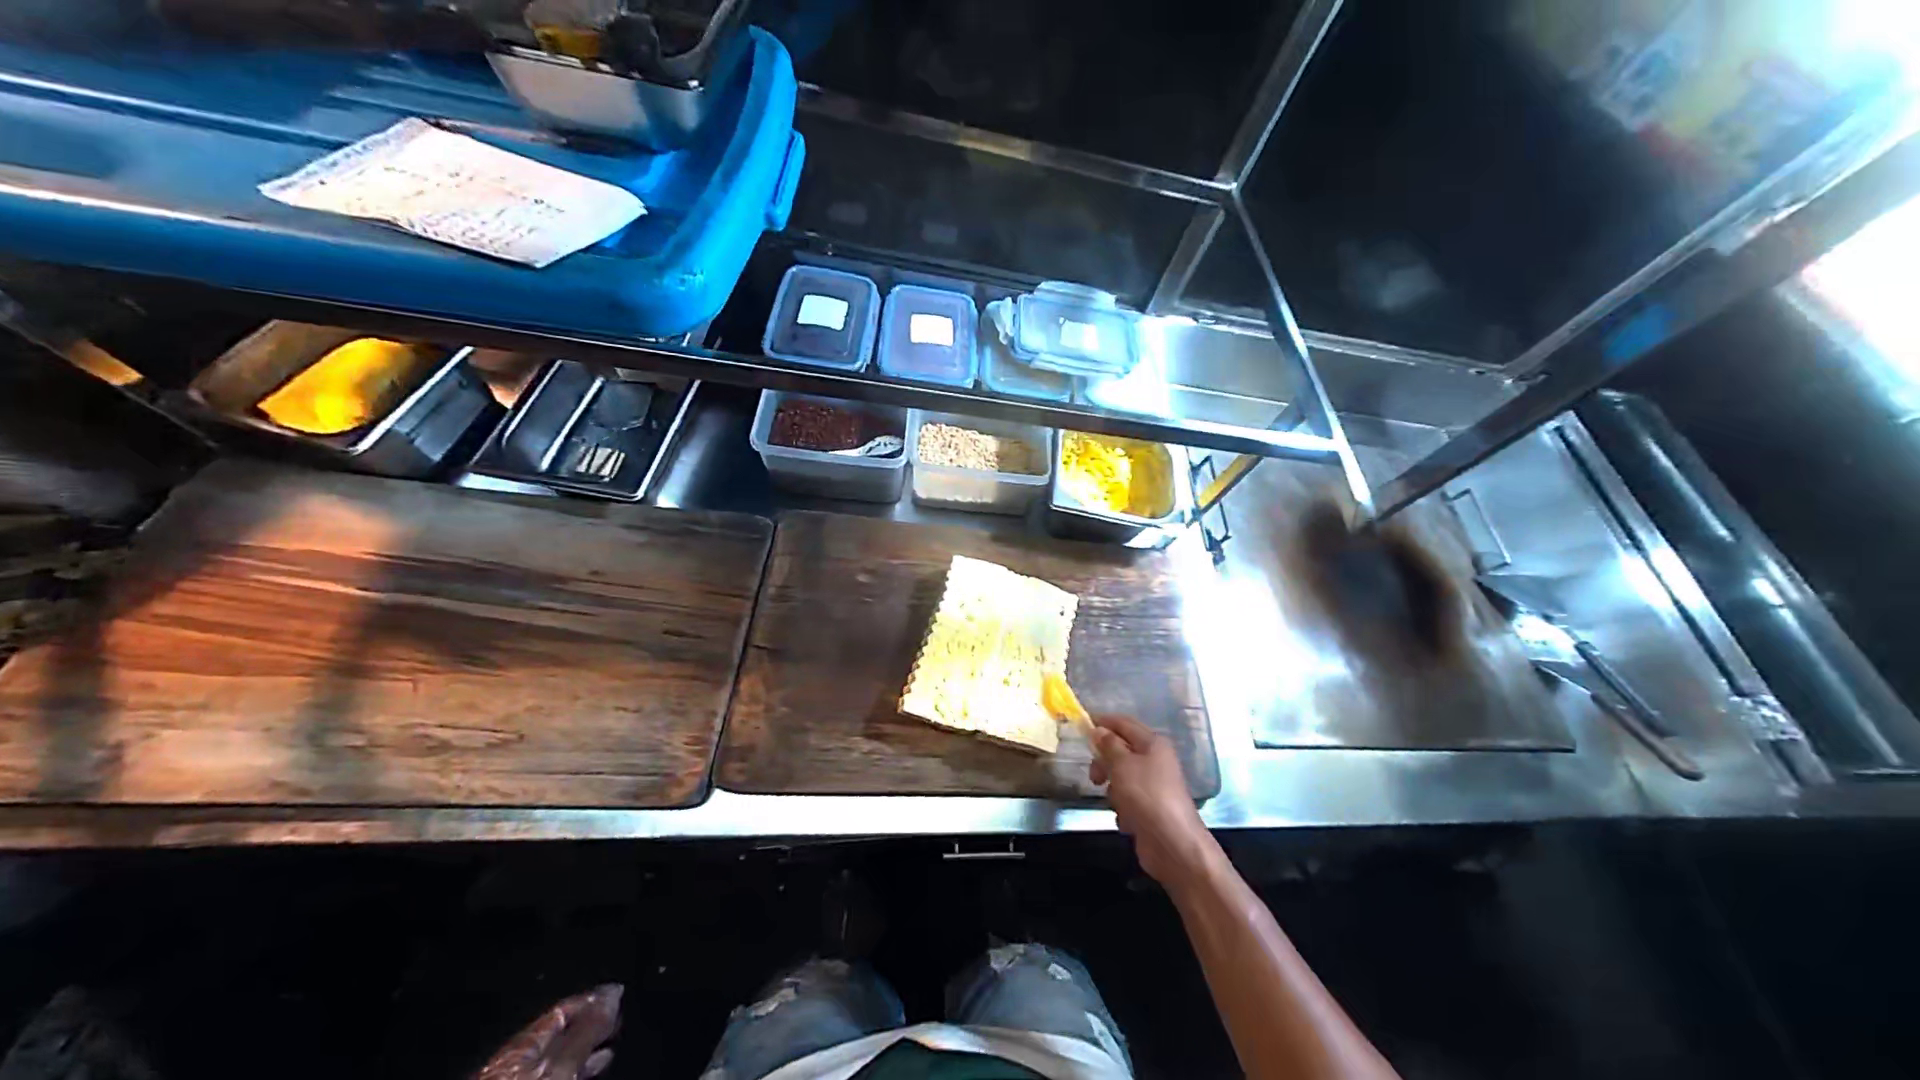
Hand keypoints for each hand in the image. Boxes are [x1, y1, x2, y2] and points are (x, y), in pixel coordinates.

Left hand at [475, 984, 622, 1079]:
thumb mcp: (558, 1071)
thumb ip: (585, 1034)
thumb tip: (611, 995)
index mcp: (521, 1047)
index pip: (560, 1011)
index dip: (591, 1000)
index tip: (617, 994)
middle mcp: (512, 1064)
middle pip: (555, 1036)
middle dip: (588, 1026)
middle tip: (617, 1019)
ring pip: (552, 1063)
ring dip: (581, 1055)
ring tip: (606, 1052)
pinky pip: (551, 1079)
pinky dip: (571, 1075)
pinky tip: (583, 1077)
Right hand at [1089, 715, 1219, 891]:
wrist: (1172, 843)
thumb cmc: (1146, 795)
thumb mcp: (1122, 764)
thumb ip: (1108, 745)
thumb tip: (1099, 729)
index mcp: (1153, 744)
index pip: (1124, 723)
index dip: (1103, 722)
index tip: (1081, 726)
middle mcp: (1155, 761)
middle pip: (1121, 751)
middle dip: (1104, 762)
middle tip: (1094, 777)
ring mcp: (1154, 786)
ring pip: (1121, 777)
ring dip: (1112, 788)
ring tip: (1115, 802)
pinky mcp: (1150, 809)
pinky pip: (1128, 800)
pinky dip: (1122, 808)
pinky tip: (1125, 820)